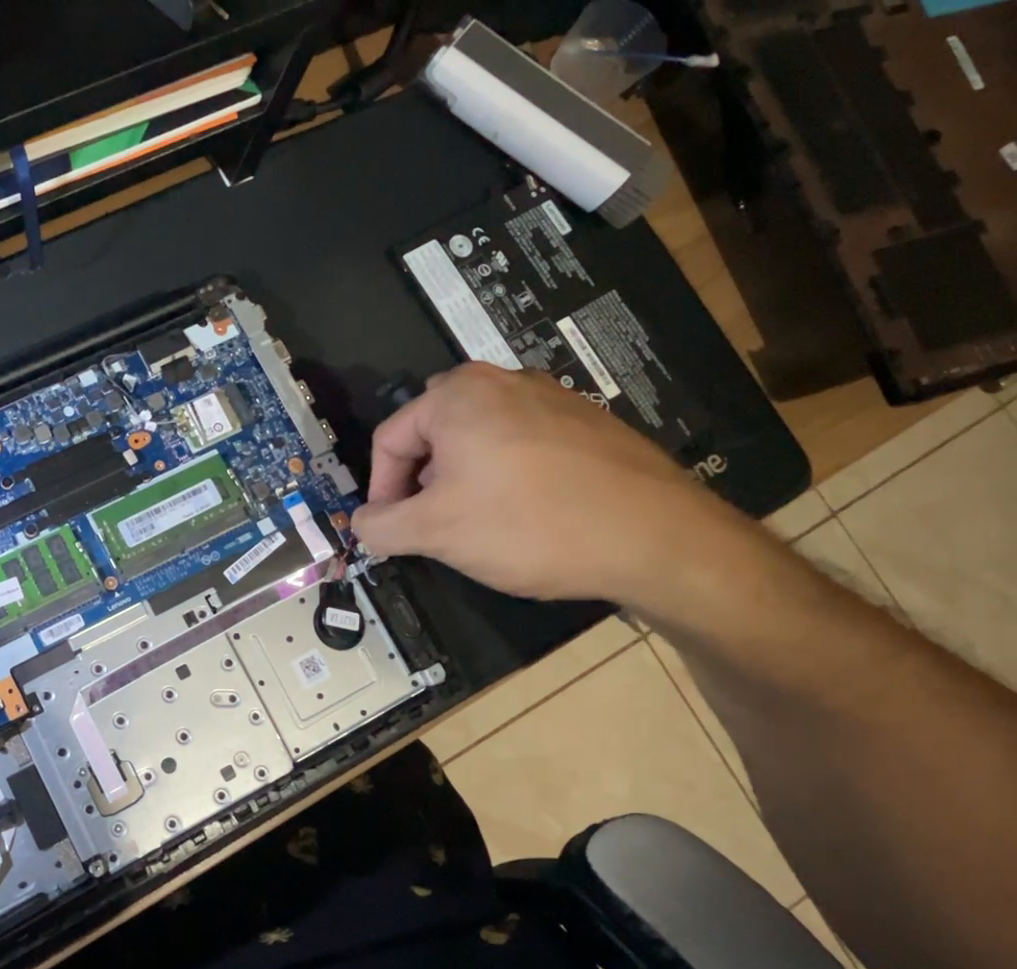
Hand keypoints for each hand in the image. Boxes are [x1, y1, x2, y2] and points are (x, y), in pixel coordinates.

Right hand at [350, 363, 760, 608]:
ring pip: (477, 441)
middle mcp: (501, 381)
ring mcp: (550, 396)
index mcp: (456, 395)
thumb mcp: (434, 532)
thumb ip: (380, 526)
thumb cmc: (528, 525)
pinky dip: (507, 477)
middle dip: (423, 483)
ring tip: (481, 525)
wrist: (657, 538)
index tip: (394, 532)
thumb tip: (362, 523)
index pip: (389, 440)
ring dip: (463, 482)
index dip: (381, 491)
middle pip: (432, 435)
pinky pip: (522, 445)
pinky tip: (527, 516)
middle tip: (434, 526)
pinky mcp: (586, 422)